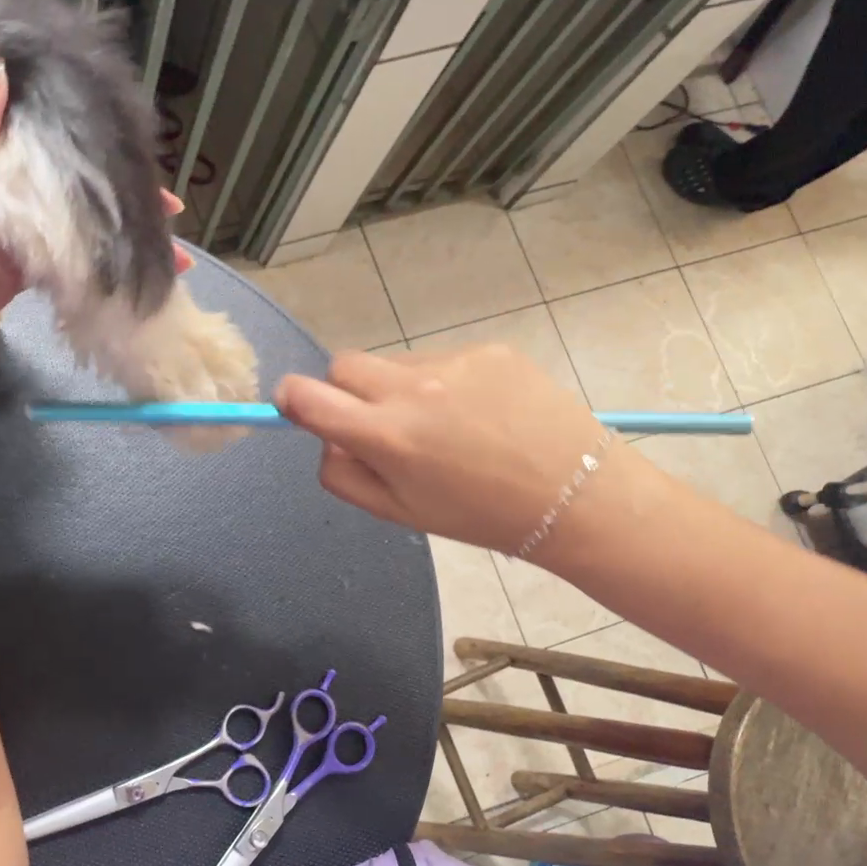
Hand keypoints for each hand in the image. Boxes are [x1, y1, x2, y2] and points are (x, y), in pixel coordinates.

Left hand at [0, 63, 193, 410]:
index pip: (35, 133)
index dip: (87, 137)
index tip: (137, 155)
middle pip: (62, 173)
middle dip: (117, 187)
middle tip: (169, 209)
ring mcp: (5, 232)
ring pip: (70, 211)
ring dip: (115, 223)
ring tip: (167, 244)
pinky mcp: (15, 267)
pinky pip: (63, 250)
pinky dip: (97, 254)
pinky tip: (131, 264)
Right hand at [275, 345, 654, 563]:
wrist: (576, 495)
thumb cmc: (478, 516)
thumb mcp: (397, 512)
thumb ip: (342, 475)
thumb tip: (325, 438)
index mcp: (387, 436)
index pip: (306, 394)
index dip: (290, 398)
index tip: (296, 408)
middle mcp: (414, 388)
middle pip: (343, 365)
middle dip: (344, 391)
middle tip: (375, 424)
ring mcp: (455, 362)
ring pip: (394, 364)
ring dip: (398, 390)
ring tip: (444, 427)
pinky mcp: (490, 349)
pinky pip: (440, 361)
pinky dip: (443, 384)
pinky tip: (477, 415)